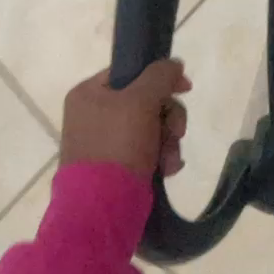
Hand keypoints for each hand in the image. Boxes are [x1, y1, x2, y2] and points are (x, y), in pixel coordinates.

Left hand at [60, 59, 191, 178]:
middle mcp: (93, 115)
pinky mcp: (115, 166)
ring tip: (170, 158)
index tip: (184, 88)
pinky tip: (168, 168)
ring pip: (151, 126)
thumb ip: (161, 75)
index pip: (131, 71)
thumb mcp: (141, 100)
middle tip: (177, 130)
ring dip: (168, 139)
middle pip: (145, 100)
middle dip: (168, 117)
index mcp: (88, 94)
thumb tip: (174, 64)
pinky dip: (161, 157)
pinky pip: (146, 149)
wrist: (102, 209)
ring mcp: (103, 142)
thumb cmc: (118, 145)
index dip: (160, 77)